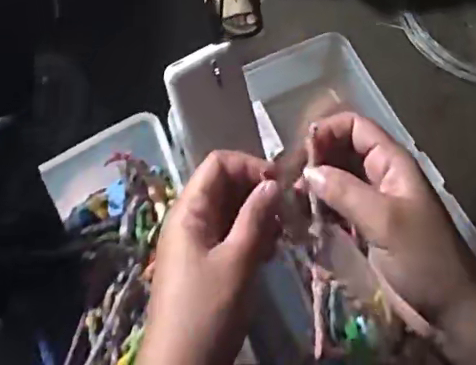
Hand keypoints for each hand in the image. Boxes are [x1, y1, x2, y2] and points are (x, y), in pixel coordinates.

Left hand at [138, 151, 283, 364]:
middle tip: (286, 210)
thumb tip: (272, 182)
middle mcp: (189, 218)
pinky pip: (228, 234)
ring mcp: (194, 242)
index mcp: (189, 209)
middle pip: (224, 184)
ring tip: (282, 233)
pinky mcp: (203, 265)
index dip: (248, 164)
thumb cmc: (206, 312)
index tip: (278, 184)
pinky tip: (270, 251)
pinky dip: (250, 235)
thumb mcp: (236, 262)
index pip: (218, 163)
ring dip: (257, 214)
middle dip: (256, 190)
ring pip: (229, 210)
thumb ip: (255, 218)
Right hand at [302, 113, 475, 332]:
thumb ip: (346, 192)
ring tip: (290, 201)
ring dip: (313, 187)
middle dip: (315, 159)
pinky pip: (336, 208)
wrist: (452, 314)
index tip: (301, 150)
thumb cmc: (424, 259)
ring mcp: (372, 203)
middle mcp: (380, 176)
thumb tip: (309, 171)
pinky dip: (319, 210)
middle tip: (288, 179)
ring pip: (336, 180)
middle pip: (341, 151)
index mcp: (391, 163)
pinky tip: (301, 220)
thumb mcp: (385, 221)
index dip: (328, 130)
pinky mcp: (365, 230)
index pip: (355, 127)